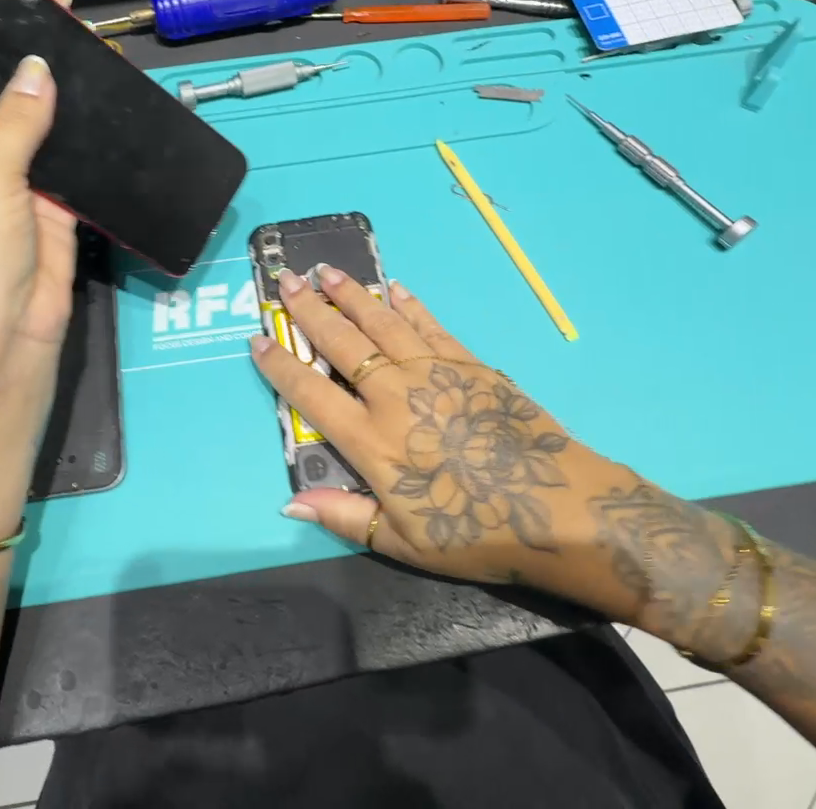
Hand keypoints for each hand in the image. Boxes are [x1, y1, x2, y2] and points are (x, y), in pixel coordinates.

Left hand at [0, 0, 79, 541]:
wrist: (2, 348)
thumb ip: (15, 124)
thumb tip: (39, 69)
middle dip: (11, 52)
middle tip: (53, 14)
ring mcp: (4, 179)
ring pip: (28, 120)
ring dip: (53, 87)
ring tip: (87, 45)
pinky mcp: (45, 204)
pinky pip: (63, 156)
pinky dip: (82, 129)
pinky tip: (106, 99)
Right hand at [249, 263, 647, 619]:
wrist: (557, 507)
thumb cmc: (475, 533)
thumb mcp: (402, 542)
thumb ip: (344, 517)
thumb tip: (288, 502)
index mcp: (371, 441)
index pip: (312, 394)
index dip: (281, 366)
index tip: (258, 340)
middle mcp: (394, 396)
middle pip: (342, 344)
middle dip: (310, 310)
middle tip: (287, 280)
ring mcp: (433, 373)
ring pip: (382, 324)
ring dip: (352, 296)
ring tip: (328, 272)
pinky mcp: (469, 365)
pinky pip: (430, 326)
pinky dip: (409, 306)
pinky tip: (394, 289)